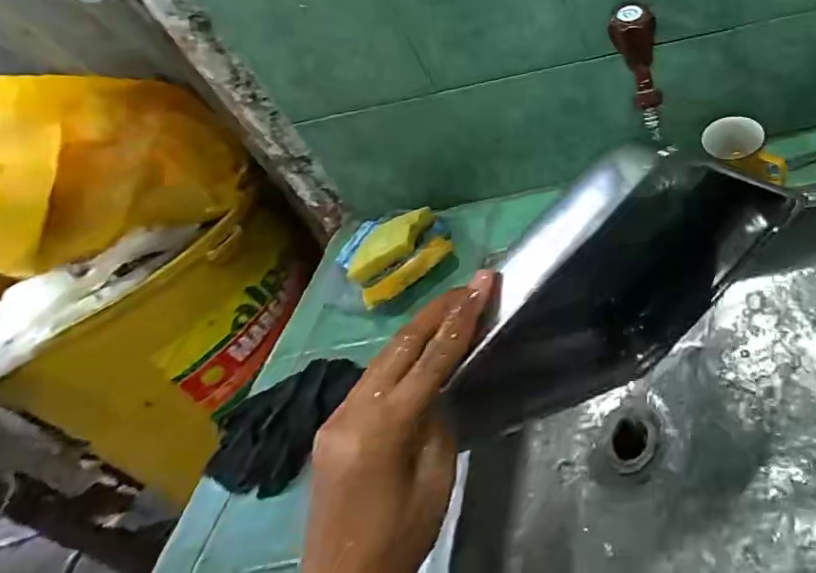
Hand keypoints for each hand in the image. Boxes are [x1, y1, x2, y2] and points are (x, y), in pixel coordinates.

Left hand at [303, 269, 497, 572]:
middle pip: (402, 344)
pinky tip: (422, 346)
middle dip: (441, 309)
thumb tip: (438, 386)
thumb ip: (437, 419)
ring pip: (384, 356)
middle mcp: (352, 412)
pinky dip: (402, 354)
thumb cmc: (401, 534)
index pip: (433, 356)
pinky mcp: (331, 427)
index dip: (463, 316)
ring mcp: (335, 418)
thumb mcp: (436, 475)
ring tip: (455, 305)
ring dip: (421, 327)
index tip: (483, 281)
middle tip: (474, 283)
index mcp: (383, 427)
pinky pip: (373, 377)